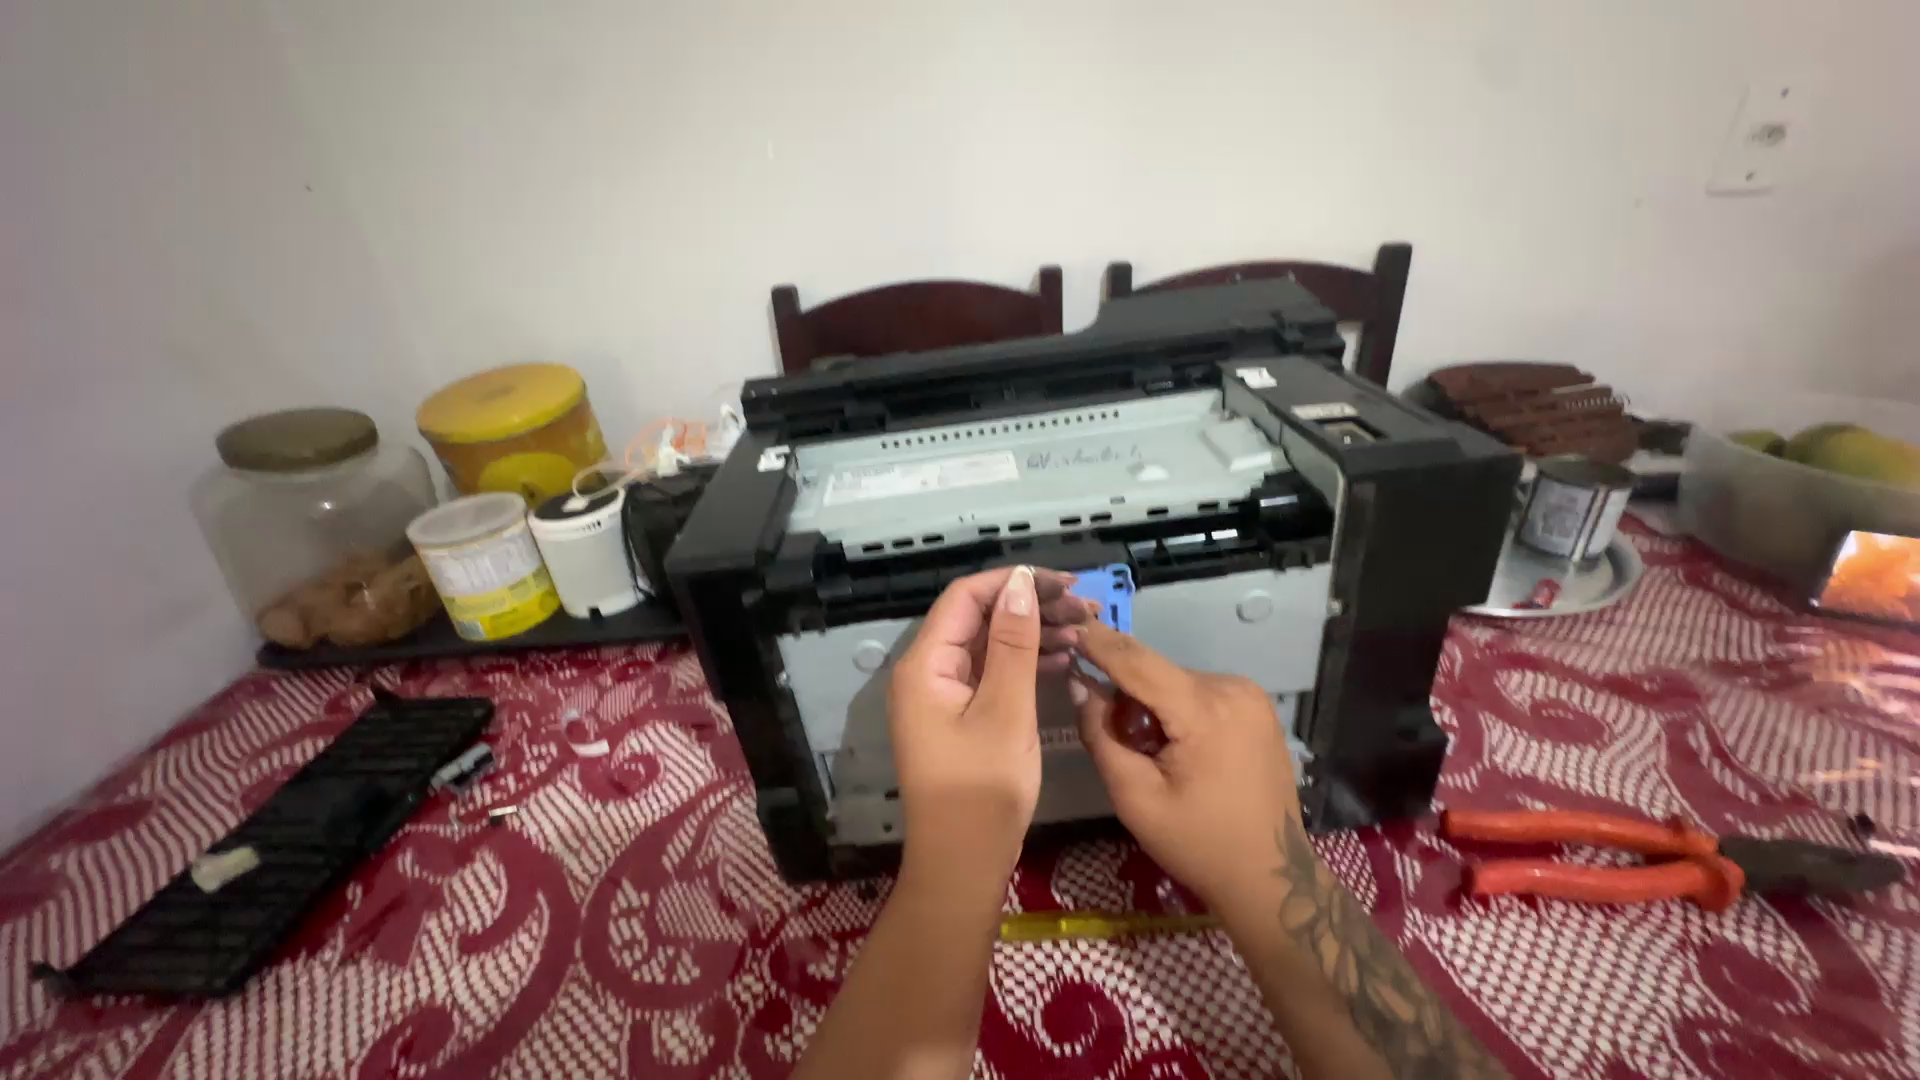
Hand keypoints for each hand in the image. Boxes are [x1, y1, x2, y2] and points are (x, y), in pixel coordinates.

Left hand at [889, 566, 1094, 881]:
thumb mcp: (1005, 711)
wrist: (963, 864)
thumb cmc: (982, 790)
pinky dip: (1025, 663)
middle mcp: (927, 671)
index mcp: (925, 664)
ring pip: (990, 645)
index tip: (1064, 584)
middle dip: (1030, 606)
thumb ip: (1014, 644)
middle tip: (1085, 608)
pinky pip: (992, 673)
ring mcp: (943, 694)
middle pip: (979, 618)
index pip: (965, 597)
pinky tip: (1063, 659)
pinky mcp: (960, 715)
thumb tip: (1020, 583)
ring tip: (1084, 630)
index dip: (1014, 582)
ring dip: (1033, 633)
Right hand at [1069, 621, 1299, 909]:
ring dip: (1151, 701)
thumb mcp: (1135, 797)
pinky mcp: (1257, 707)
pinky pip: (1200, 693)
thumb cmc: (1198, 844)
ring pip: (1176, 682)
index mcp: (1204, 710)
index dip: (1098, 642)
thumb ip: (1101, 736)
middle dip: (1125, 690)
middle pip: (1156, 672)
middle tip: (1110, 730)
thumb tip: (1081, 685)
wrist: (1272, 878)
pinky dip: (1177, 708)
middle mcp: (1232, 688)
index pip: (1137, 661)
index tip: (1065, 625)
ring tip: (1149, 750)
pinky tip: (1176, 747)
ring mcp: (1250, 696)